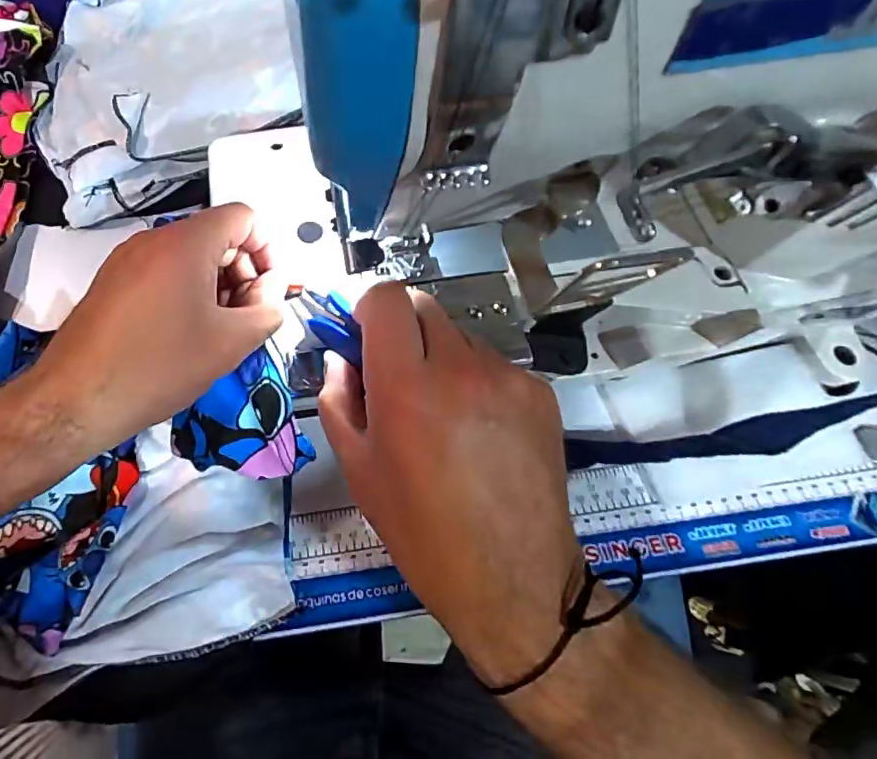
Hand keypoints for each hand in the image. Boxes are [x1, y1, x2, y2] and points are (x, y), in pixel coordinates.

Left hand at [30, 204, 285, 450]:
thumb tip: (269, 298)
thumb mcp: (230, 343)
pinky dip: (184, 292)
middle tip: (243, 317)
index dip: (266, 250)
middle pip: (217, 236)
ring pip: (190, 256)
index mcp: (186, 243)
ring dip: (214, 285)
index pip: (244, 217)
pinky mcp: (112, 280)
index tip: (265, 290)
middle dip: (241, 272)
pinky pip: (162, 271)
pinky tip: (182, 334)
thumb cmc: (155, 367)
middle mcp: (154, 239)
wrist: (75, 399)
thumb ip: (268, 311)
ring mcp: (128, 258)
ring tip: (213, 332)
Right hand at [317, 283, 582, 687]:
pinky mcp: (538, 391)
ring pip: (459, 335)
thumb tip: (341, 358)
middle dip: (403, 329)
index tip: (366, 336)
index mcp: (405, 385)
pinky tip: (481, 429)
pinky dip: (478, 380)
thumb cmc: (421, 530)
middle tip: (400, 374)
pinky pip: (494, 364)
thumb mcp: (358, 469)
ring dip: (442, 356)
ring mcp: (506, 376)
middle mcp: (459, 367)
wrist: (513, 579)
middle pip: (423, 305)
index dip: (370, 309)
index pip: (388, 297)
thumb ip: (338, 399)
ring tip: (445, 413)